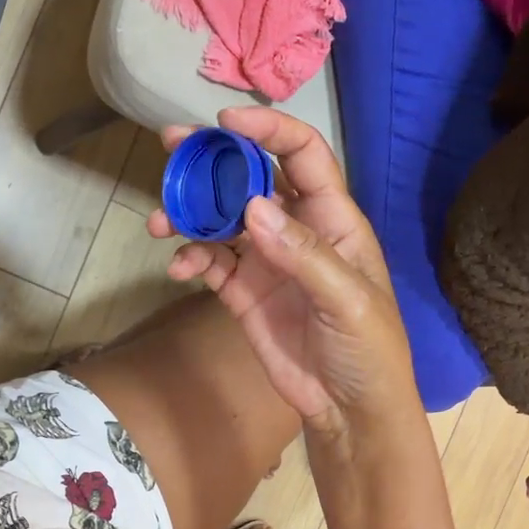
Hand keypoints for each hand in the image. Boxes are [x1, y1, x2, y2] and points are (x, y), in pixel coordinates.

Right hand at [147, 108, 411, 434]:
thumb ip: (302, 254)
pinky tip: (178, 269)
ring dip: (188, 213)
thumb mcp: (347, 300)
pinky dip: (189, 258)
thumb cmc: (368, 349)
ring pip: (220, 220)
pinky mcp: (241, 292)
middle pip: (249, 179)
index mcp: (332, 218)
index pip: (302, 156)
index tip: (225, 121)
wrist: (347, 408)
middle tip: (170, 147)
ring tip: (160, 222)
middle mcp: (294, 229)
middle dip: (211, 161)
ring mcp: (265, 261)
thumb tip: (252, 207)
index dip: (268, 130)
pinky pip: (209, 262)